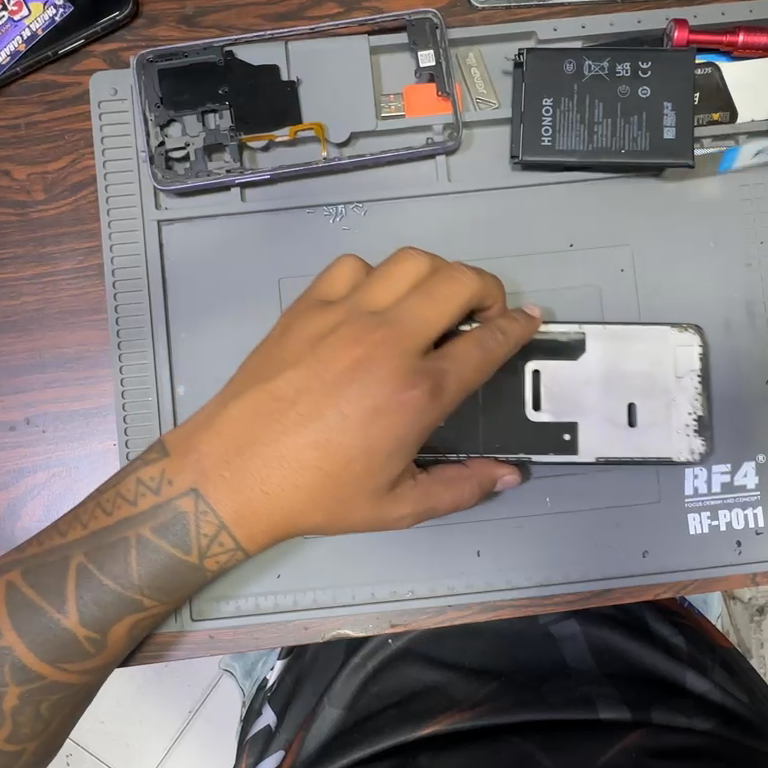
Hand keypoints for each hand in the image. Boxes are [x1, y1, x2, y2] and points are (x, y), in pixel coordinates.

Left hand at [166, 248, 541, 551]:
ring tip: (434, 302)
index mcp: (418, 392)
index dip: (519, 327)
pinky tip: (372, 303)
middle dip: (488, 289)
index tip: (531, 319)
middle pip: (459, 282)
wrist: (235, 473)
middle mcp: (389, 341)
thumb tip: (511, 475)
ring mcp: (345, 316)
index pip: (487, 343)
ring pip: (411, 262)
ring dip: (436, 275)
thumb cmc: (318, 493)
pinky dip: (376, 275)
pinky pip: (354, 266)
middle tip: (483, 314)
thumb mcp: (399, 506)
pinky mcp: (308, 307)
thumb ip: (463, 488)